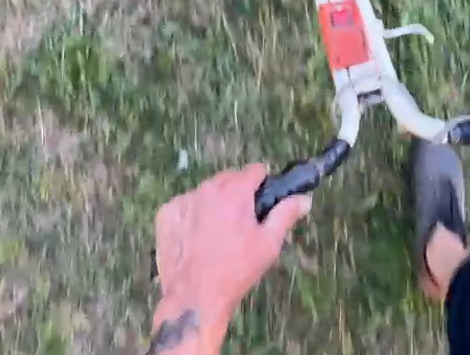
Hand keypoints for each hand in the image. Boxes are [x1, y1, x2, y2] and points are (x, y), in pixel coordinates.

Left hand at [151, 164, 311, 345]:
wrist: (195, 298)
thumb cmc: (236, 271)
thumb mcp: (268, 244)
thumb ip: (286, 214)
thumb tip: (304, 198)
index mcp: (235, 190)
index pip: (254, 170)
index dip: (261, 186)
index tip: (260, 205)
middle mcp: (208, 187)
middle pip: (229, 179)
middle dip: (237, 195)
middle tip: (240, 225)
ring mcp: (184, 199)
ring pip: (206, 192)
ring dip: (214, 205)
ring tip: (217, 237)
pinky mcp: (166, 213)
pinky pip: (184, 206)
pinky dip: (191, 217)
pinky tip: (195, 240)